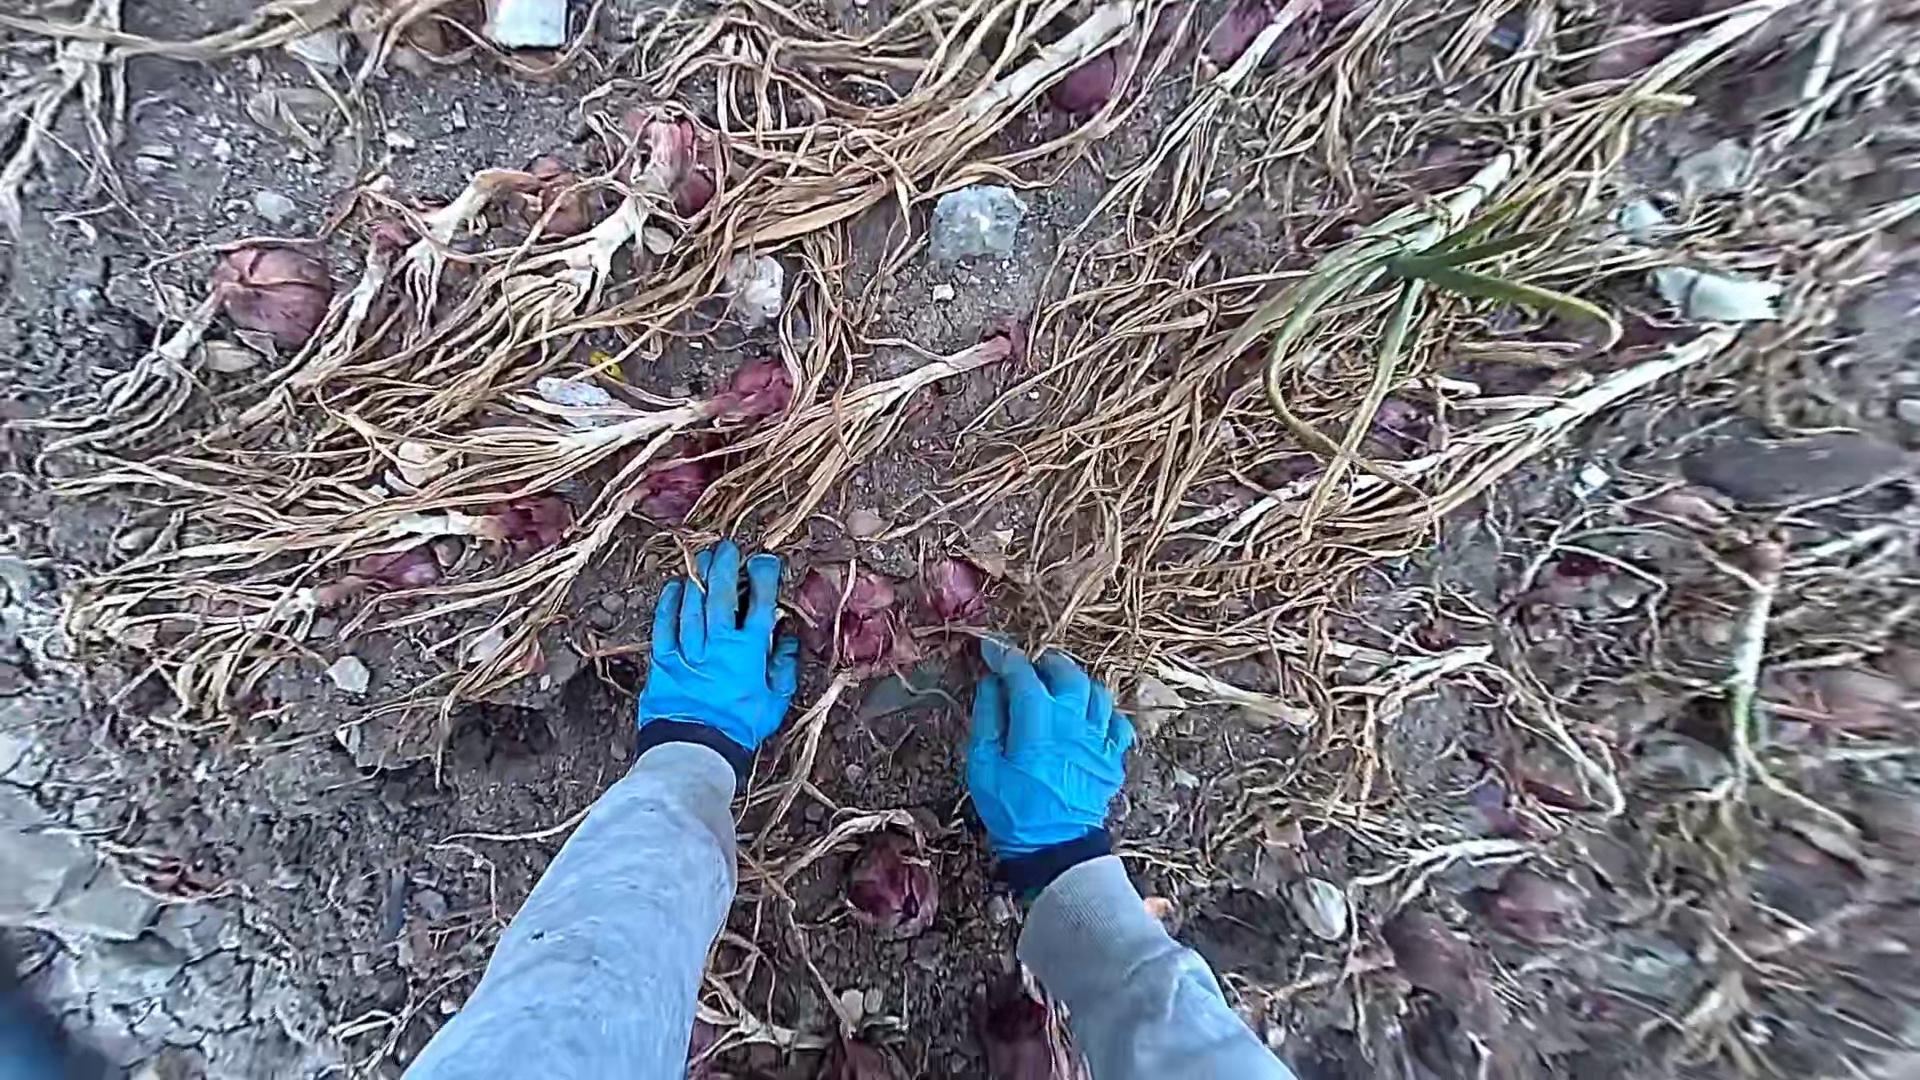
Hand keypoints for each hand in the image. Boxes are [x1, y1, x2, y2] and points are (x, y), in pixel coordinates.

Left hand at [638, 541, 799, 752]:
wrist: (696, 750)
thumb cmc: (742, 725)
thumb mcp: (776, 699)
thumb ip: (784, 664)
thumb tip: (788, 636)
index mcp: (749, 651)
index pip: (759, 604)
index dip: (763, 578)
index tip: (765, 560)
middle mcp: (718, 645)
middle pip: (720, 596)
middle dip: (725, 567)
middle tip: (727, 547)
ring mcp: (688, 651)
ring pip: (692, 606)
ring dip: (698, 579)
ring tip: (703, 558)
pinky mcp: (664, 662)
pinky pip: (664, 627)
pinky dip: (669, 605)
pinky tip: (674, 588)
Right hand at [965, 638, 1133, 856]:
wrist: (1054, 851)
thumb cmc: (1012, 810)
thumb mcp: (984, 766)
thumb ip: (988, 719)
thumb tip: (991, 684)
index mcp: (1038, 724)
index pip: (1023, 675)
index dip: (1006, 657)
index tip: (993, 648)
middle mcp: (1073, 723)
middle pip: (1068, 673)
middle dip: (1047, 663)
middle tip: (1031, 667)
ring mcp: (1098, 740)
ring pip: (1096, 692)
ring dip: (1077, 683)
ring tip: (1059, 688)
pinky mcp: (1112, 758)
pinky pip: (1118, 724)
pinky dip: (1105, 714)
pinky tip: (1089, 718)